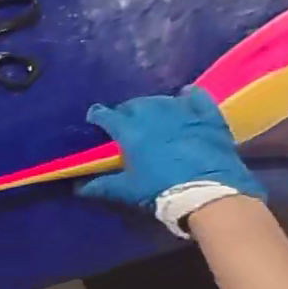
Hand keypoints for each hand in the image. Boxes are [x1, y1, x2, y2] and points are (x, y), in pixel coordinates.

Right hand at [78, 87, 265, 232]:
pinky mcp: (208, 119)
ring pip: (163, 100)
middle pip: (134, 104)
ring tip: (152, 112)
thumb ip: (101, 186)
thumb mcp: (126, 190)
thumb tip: (79, 189)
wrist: (207, 194)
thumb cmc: (160, 190)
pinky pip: (198, 99)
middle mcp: (153, 115)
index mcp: (129, 131)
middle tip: (124, 120)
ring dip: (154, 104)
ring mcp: (183, 114)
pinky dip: (190, 96)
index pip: (106, 115)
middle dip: (126, 110)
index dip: (98, 115)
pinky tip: (185, 95)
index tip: (94, 118)